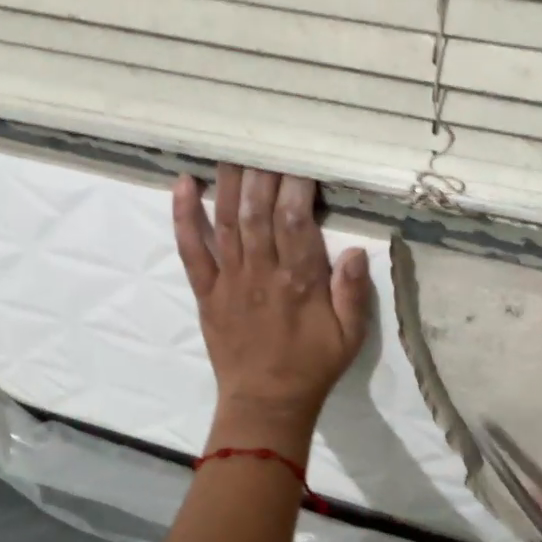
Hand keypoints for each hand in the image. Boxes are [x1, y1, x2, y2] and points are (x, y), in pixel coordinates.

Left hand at [173, 165, 371, 456]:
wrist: (266, 404)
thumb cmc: (313, 365)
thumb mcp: (351, 336)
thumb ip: (353, 293)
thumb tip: (358, 250)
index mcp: (299, 281)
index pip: (295, 220)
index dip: (296, 184)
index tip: (301, 155)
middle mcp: (261, 273)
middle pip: (258, 211)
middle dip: (262, 171)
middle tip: (265, 137)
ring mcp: (229, 280)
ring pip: (226, 221)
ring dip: (228, 181)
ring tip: (232, 145)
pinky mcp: (206, 290)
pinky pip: (191, 250)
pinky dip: (184, 217)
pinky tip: (184, 184)